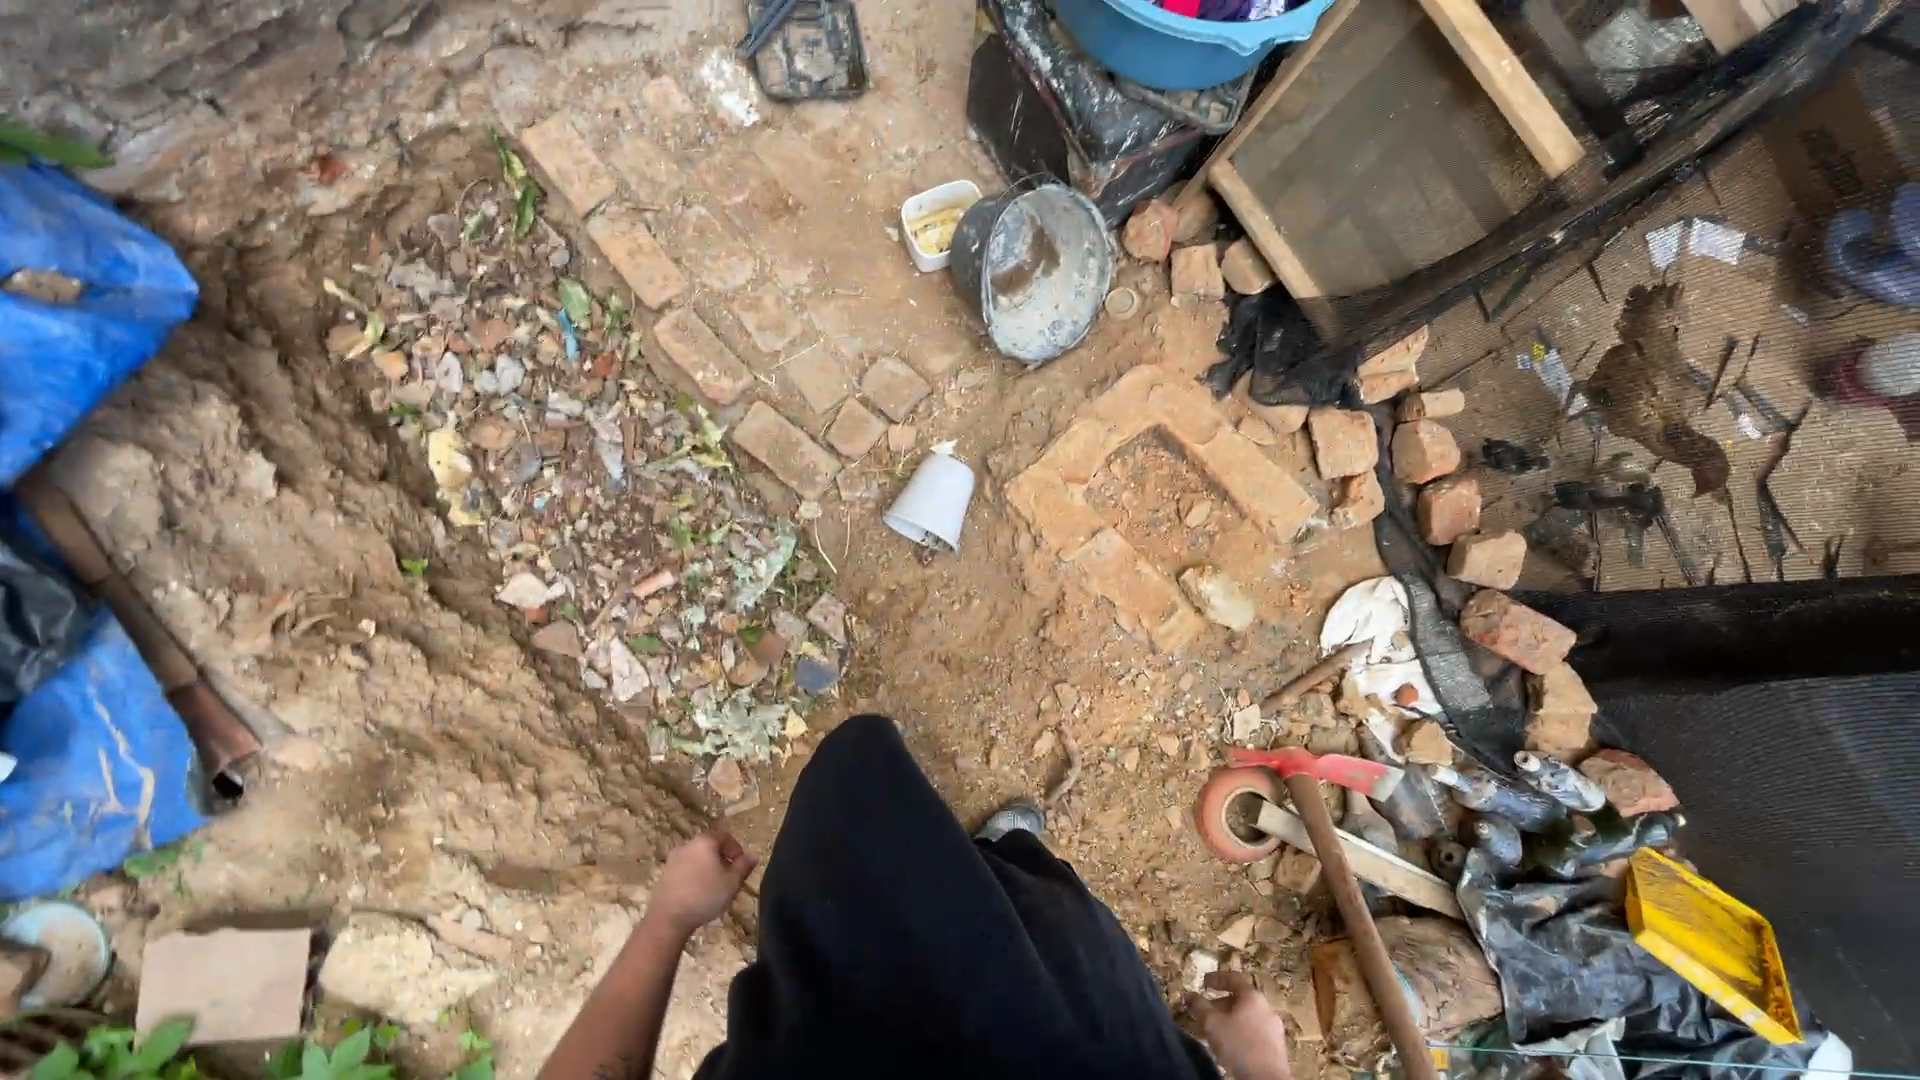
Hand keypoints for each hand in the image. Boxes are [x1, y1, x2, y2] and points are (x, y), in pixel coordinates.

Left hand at [648, 832, 758, 935]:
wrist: (668, 919)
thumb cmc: (705, 896)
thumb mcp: (732, 882)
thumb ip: (744, 867)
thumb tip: (753, 856)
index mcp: (705, 842)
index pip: (725, 837)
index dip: (736, 849)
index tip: (741, 866)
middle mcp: (687, 846)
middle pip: (709, 847)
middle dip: (722, 860)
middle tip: (729, 878)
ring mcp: (672, 861)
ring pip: (696, 859)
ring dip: (707, 869)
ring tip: (714, 888)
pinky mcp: (663, 876)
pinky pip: (684, 871)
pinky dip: (694, 877)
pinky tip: (697, 895)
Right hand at [1187, 972, 1291, 1079]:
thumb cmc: (1238, 1045)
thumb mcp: (1212, 1023)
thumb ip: (1199, 1006)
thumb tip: (1189, 995)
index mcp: (1253, 997)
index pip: (1233, 978)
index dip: (1216, 978)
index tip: (1203, 982)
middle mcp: (1266, 1008)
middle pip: (1240, 1000)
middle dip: (1220, 1004)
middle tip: (1205, 1012)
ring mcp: (1274, 1028)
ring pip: (1247, 1018)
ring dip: (1229, 1021)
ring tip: (1214, 1032)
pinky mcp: (1277, 1047)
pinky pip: (1254, 1032)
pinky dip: (1240, 1032)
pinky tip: (1230, 1045)